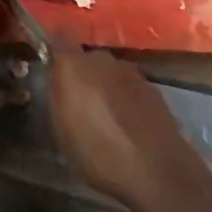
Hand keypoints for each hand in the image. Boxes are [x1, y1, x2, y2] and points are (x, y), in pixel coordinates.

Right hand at [47, 40, 211, 211]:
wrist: (159, 173)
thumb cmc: (99, 154)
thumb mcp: (61, 131)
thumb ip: (55, 94)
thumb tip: (55, 76)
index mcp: (73, 64)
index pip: (59, 38)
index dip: (56, 51)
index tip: (52, 68)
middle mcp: (102, 59)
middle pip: (86, 58)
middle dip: (81, 75)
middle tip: (79, 103)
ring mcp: (130, 71)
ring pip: (109, 73)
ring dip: (105, 87)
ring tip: (106, 118)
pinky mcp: (152, 88)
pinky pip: (128, 87)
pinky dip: (125, 99)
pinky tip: (128, 125)